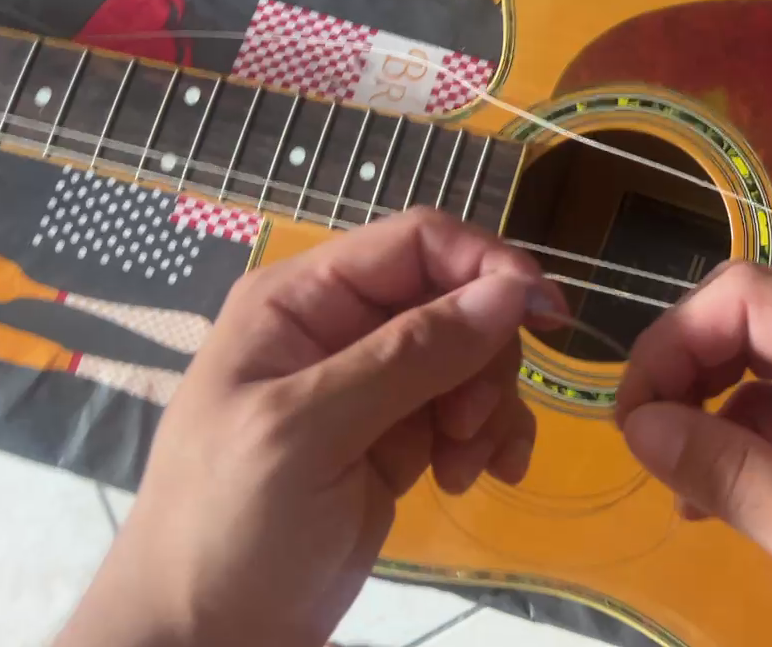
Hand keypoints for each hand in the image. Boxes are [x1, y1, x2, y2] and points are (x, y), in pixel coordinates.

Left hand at [56, 209, 559, 646]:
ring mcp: (377, 378)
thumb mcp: (310, 433)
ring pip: (476, 351)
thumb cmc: (228, 530)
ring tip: (463, 464)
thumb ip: (414, 354)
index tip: (543, 311)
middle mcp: (345, 323)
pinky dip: (492, 434)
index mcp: (305, 297)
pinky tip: (482, 475)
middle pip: (458, 297)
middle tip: (469, 423)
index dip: (487, 263)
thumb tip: (516, 290)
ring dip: (489, 404)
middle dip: (483, 356)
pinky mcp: (404, 427)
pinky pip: (476, 403)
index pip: (419, 241)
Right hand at [615, 264, 771, 646]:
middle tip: (642, 441)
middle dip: (687, 369)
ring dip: (705, 406)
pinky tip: (710, 495)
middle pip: (753, 319)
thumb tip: (636, 426)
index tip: (633, 413)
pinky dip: (737, 440)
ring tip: (673, 475)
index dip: (679, 337)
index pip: (751, 294)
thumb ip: (732, 476)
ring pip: (759, 362)